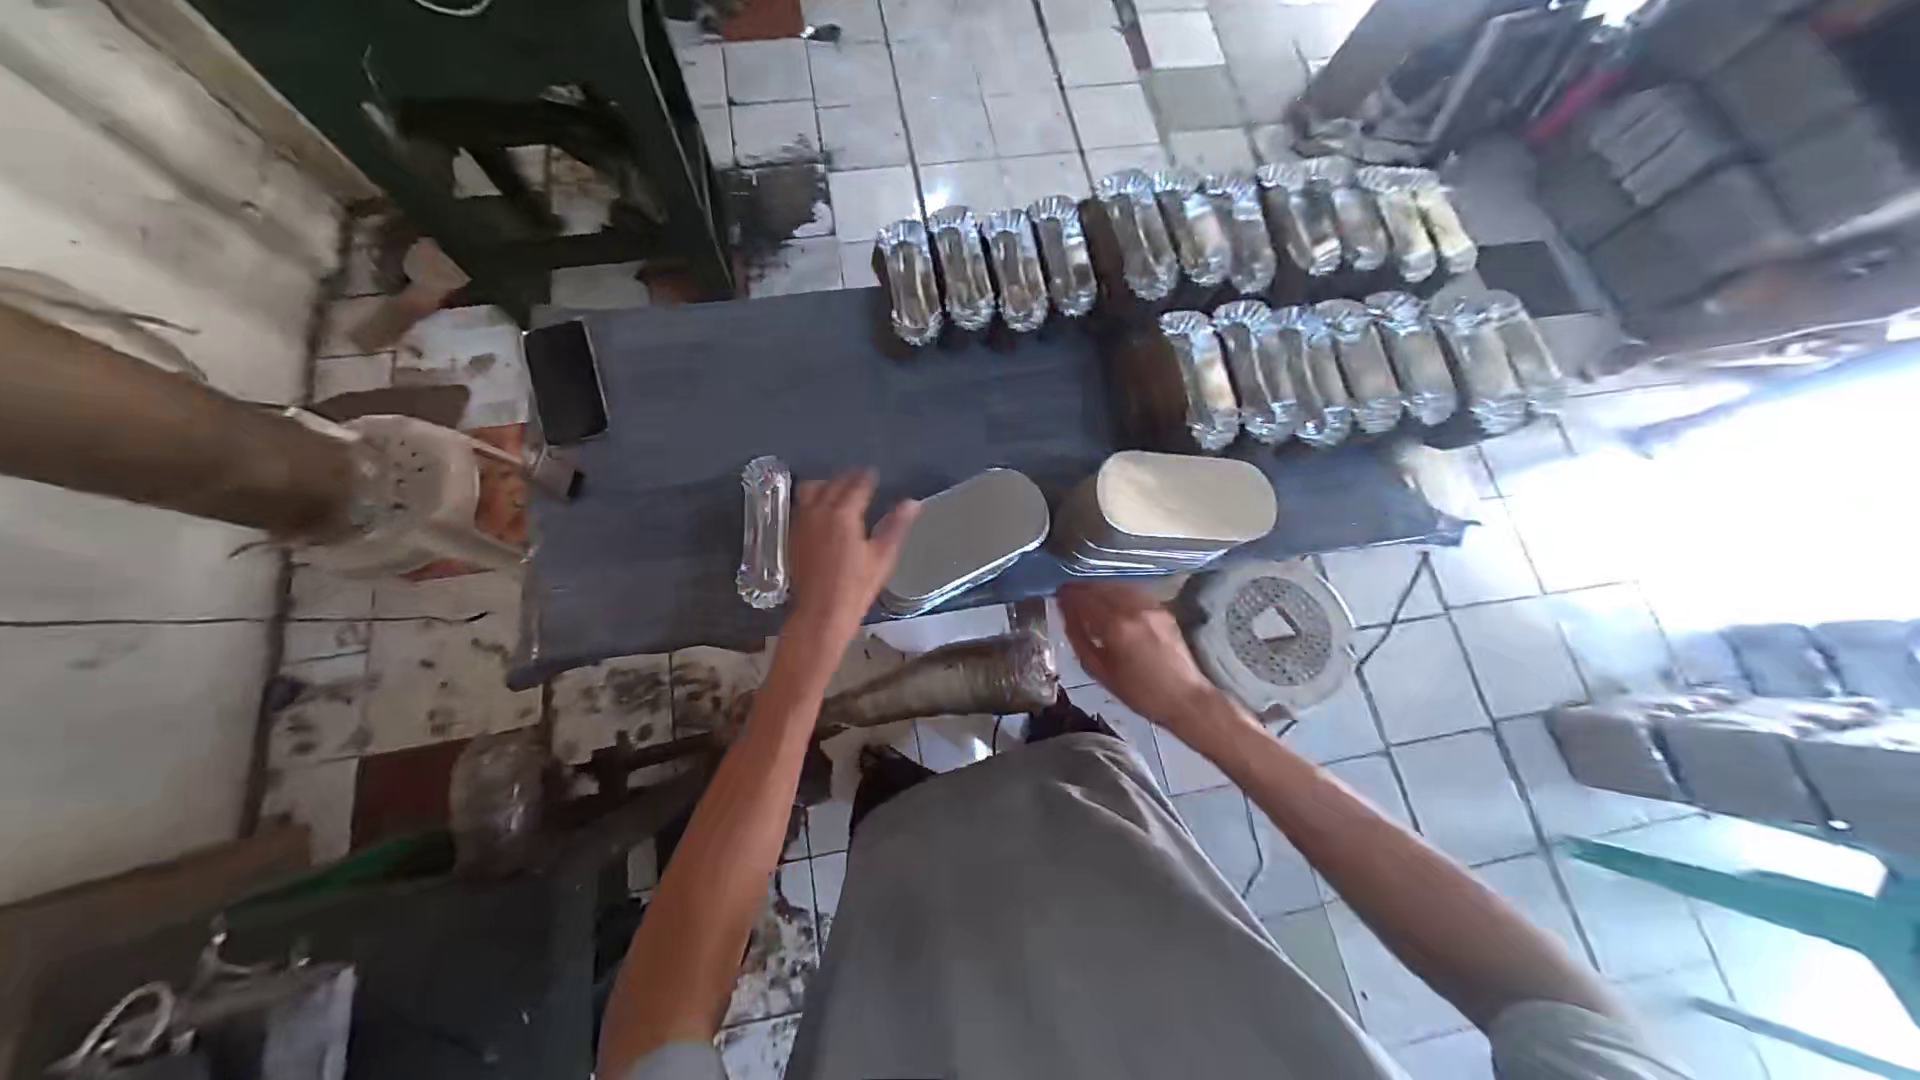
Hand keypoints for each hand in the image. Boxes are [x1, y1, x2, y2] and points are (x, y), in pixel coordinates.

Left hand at [788, 468, 919, 637]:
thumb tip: (912, 503)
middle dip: (847, 477)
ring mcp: (802, 523)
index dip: (867, 477)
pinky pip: (801, 506)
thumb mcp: (883, 556)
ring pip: (810, 490)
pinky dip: (812, 499)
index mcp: (843, 514)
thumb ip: (896, 525)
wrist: (821, 611)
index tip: (873, 473)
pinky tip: (821, 509)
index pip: (856, 485)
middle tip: (859, 477)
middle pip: (832, 483)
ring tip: (837, 487)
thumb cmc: (855, 587)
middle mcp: (819, 513)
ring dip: (826, 484)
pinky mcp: (793, 535)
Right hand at [1056, 583, 1232, 734]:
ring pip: (1117, 586)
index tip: (1057, 594)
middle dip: (1081, 589)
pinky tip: (1111, 600)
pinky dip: (1118, 592)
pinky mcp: (1162, 609)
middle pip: (1099, 588)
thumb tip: (1066, 615)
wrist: (1183, 697)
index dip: (1068, 595)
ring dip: (1099, 587)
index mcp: (1115, 625)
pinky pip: (1133, 592)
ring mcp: (1150, 606)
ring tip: (1087, 595)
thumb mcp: (1099, 670)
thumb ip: (1079, 638)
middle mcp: (1133, 609)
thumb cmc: (1138, 692)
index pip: (1084, 598)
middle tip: (1067, 593)